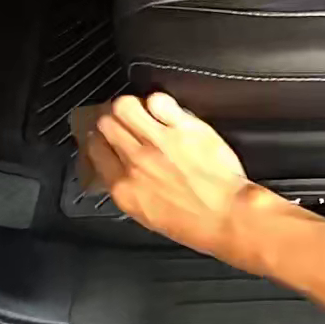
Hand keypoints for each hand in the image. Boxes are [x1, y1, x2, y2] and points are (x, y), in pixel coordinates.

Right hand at [79, 93, 289, 265]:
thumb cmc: (197, 222)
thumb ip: (132, 190)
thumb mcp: (150, 216)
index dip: (99, 140)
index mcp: (124, 188)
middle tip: (122, 121)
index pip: (96, 150)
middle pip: (106, 123)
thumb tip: (124, 174)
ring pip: (124, 106)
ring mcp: (159, 142)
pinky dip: (158, 102)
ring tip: (140, 112)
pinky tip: (164, 110)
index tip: (104, 138)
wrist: (229, 216)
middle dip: (112, 120)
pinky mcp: (183, 128)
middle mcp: (136, 162)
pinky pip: (158, 101)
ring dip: (129, 107)